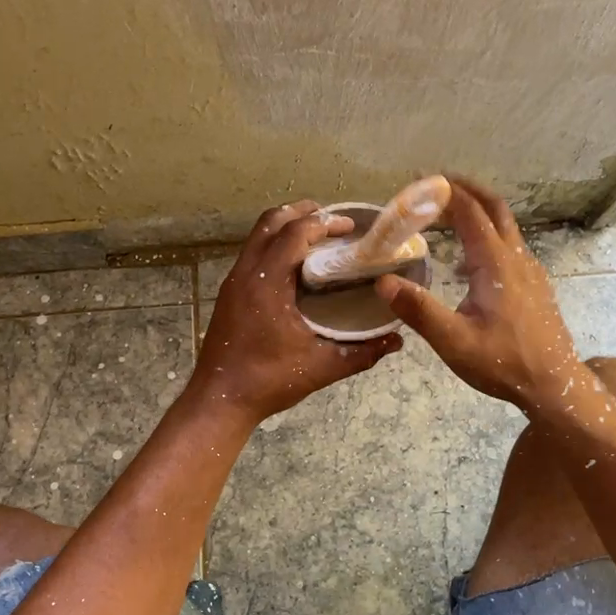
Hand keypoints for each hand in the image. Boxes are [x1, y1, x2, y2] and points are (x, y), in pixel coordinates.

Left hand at [190, 201, 402, 421]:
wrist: (219, 401)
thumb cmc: (268, 380)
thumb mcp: (321, 367)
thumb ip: (362, 352)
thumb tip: (396, 341)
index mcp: (268, 282)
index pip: (296, 233)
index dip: (325, 222)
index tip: (350, 227)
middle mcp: (246, 273)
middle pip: (271, 222)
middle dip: (303, 213)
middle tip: (333, 220)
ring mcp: (233, 282)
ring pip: (258, 236)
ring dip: (286, 228)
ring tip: (317, 237)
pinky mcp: (228, 294)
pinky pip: (252, 254)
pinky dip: (274, 246)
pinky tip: (295, 268)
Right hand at [375, 177, 585, 410]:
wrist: (555, 386)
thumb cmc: (504, 363)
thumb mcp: (454, 342)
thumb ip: (418, 310)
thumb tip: (383, 282)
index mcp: (496, 264)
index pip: (469, 211)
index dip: (444, 193)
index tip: (418, 183)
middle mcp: (516, 258)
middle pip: (493, 207)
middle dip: (465, 190)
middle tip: (435, 186)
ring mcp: (530, 271)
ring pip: (505, 226)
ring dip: (477, 213)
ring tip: (445, 218)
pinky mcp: (535, 286)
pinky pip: (510, 247)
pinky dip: (486, 236)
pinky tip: (467, 264)